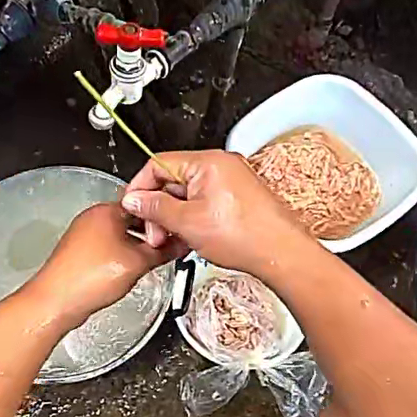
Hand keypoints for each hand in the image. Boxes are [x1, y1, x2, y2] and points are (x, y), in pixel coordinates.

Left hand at [17, 203, 184, 328]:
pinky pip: (109, 249)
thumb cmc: (87, 278)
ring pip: (121, 235)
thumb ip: (161, 252)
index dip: (162, 219)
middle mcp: (93, 218)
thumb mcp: (137, 263)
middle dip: (151, 234)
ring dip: (137, 247)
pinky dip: (122, 257)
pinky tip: (130, 271)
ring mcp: (85, 236)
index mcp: (106, 211)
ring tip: (152, 262)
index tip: (176, 232)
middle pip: (132, 219)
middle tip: (168, 249)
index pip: (144, 204)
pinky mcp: (81, 253)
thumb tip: (178, 246)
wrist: (56, 301)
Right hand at [119, 150, 319, 278]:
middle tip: (155, 233)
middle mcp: (221, 165)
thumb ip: (155, 208)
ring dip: (175, 217)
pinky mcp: (239, 198)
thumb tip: (134, 200)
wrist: (282, 254)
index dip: (140, 188)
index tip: (134, 207)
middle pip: (173, 180)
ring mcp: (232, 181)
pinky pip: (205, 202)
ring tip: (175, 240)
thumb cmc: (246, 236)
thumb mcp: (187, 222)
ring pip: (188, 194)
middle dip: (159, 208)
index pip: (158, 164)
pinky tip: (192, 239)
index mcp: (207, 162)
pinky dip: (193, 219)